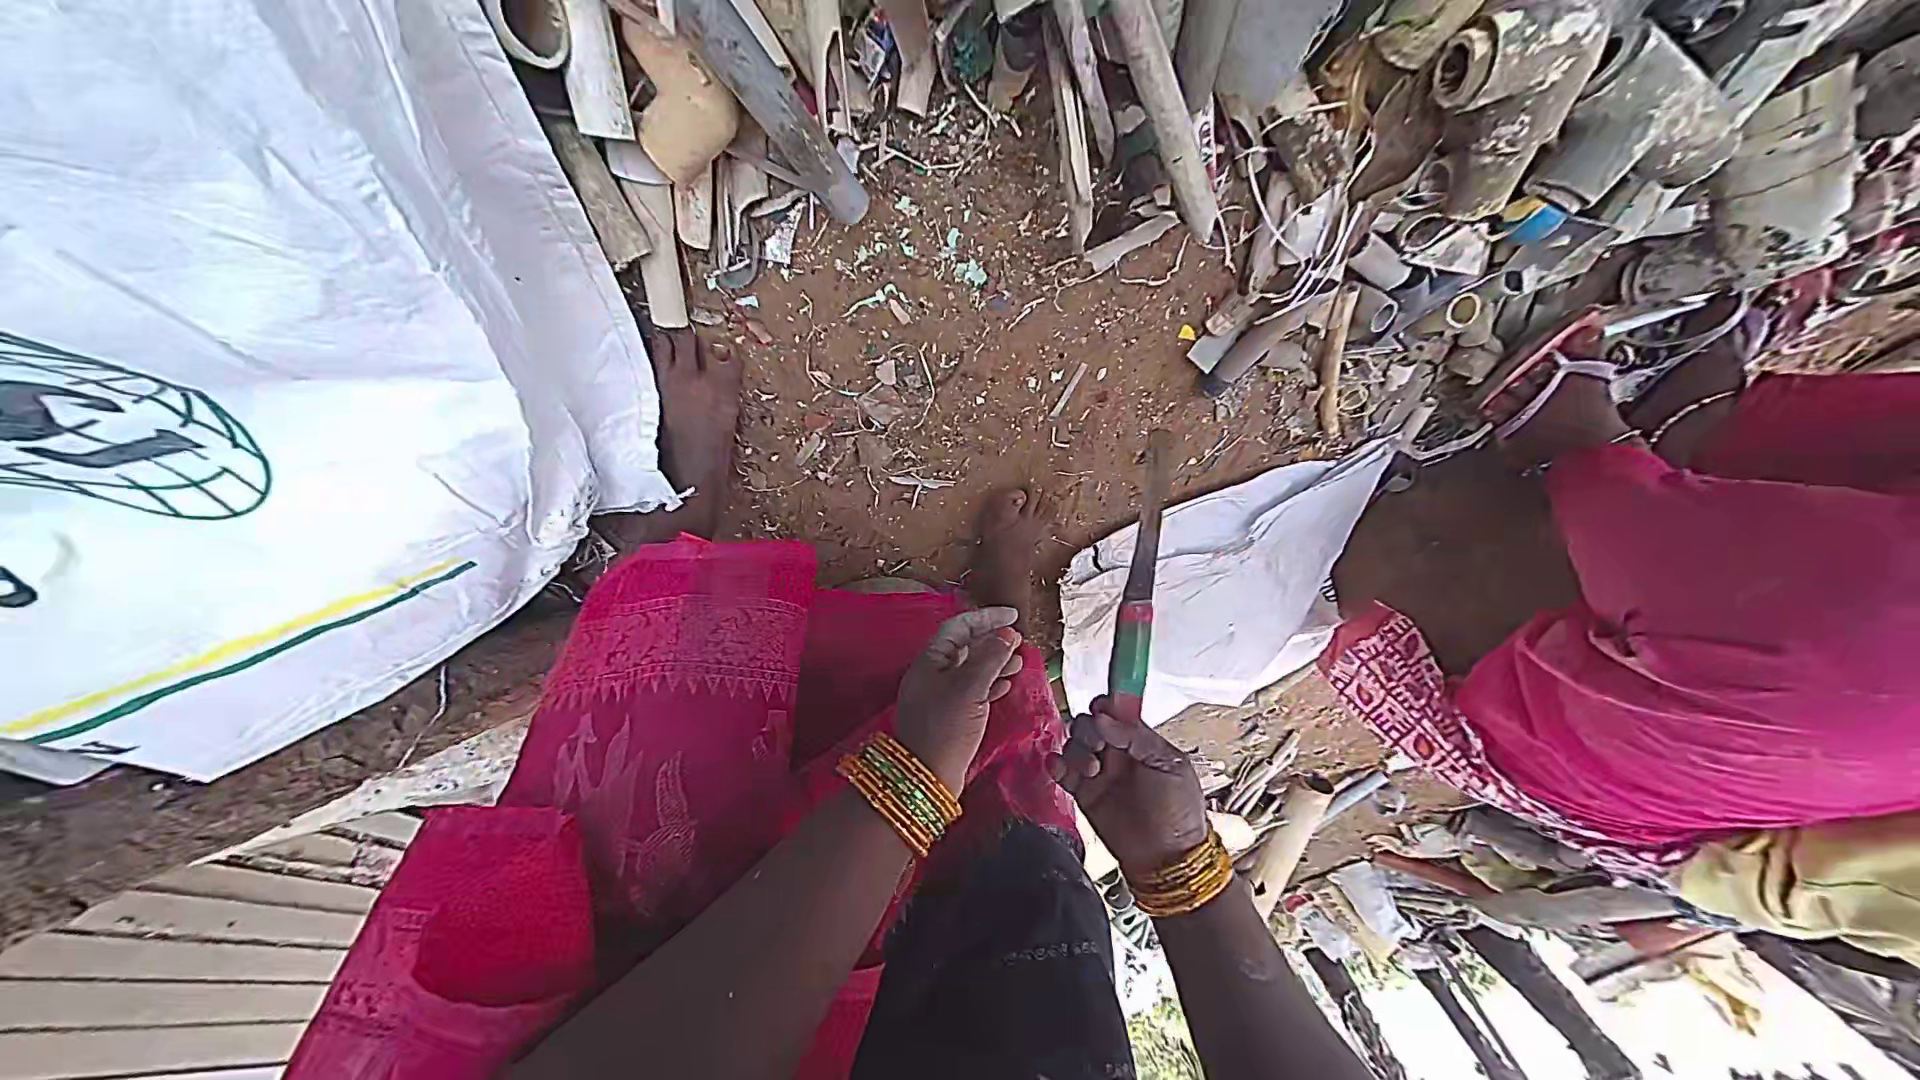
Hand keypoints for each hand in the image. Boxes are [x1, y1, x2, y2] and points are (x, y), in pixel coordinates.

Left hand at [893, 607, 1024, 790]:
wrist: (927, 778)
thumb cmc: (945, 729)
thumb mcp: (970, 688)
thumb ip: (989, 658)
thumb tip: (1007, 634)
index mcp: (930, 661)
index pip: (959, 626)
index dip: (987, 618)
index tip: (1013, 616)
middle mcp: (932, 674)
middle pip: (965, 645)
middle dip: (992, 639)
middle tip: (1019, 639)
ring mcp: (940, 696)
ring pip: (970, 668)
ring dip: (995, 661)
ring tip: (1019, 661)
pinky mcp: (949, 716)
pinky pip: (972, 690)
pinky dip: (990, 683)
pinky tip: (1006, 685)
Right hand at [1050, 697, 1209, 875]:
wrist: (1167, 857)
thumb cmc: (1178, 809)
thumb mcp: (1169, 764)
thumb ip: (1136, 736)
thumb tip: (1101, 717)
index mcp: (1138, 740)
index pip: (1113, 712)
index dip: (1104, 706)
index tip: (1100, 711)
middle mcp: (1115, 752)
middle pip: (1087, 724)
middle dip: (1087, 728)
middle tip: (1098, 744)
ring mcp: (1098, 772)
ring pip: (1073, 744)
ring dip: (1076, 750)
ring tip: (1092, 771)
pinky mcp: (1083, 793)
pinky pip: (1061, 771)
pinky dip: (1055, 764)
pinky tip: (1058, 766)